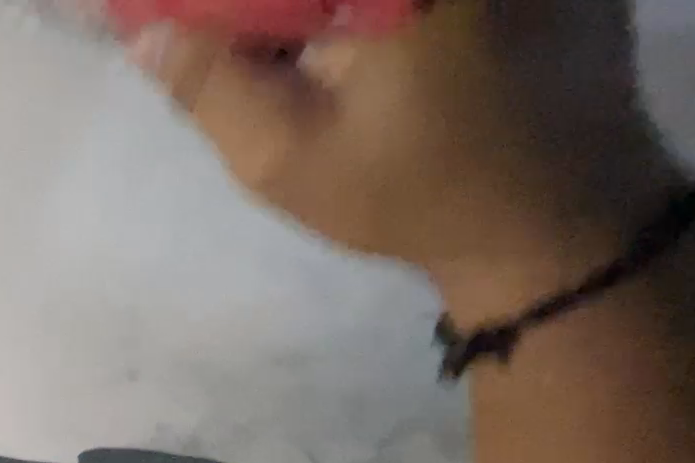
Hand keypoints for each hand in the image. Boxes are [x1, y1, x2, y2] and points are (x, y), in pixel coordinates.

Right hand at [129, 0, 683, 319]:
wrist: (549, 210)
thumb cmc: (402, 191)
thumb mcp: (279, 154)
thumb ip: (209, 86)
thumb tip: (145, 33)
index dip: (202, 11)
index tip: (162, 34)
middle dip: (251, 18)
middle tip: (213, 55)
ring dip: (298, 21)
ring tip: (285, 69)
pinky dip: (350, 16)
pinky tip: (340, 54)